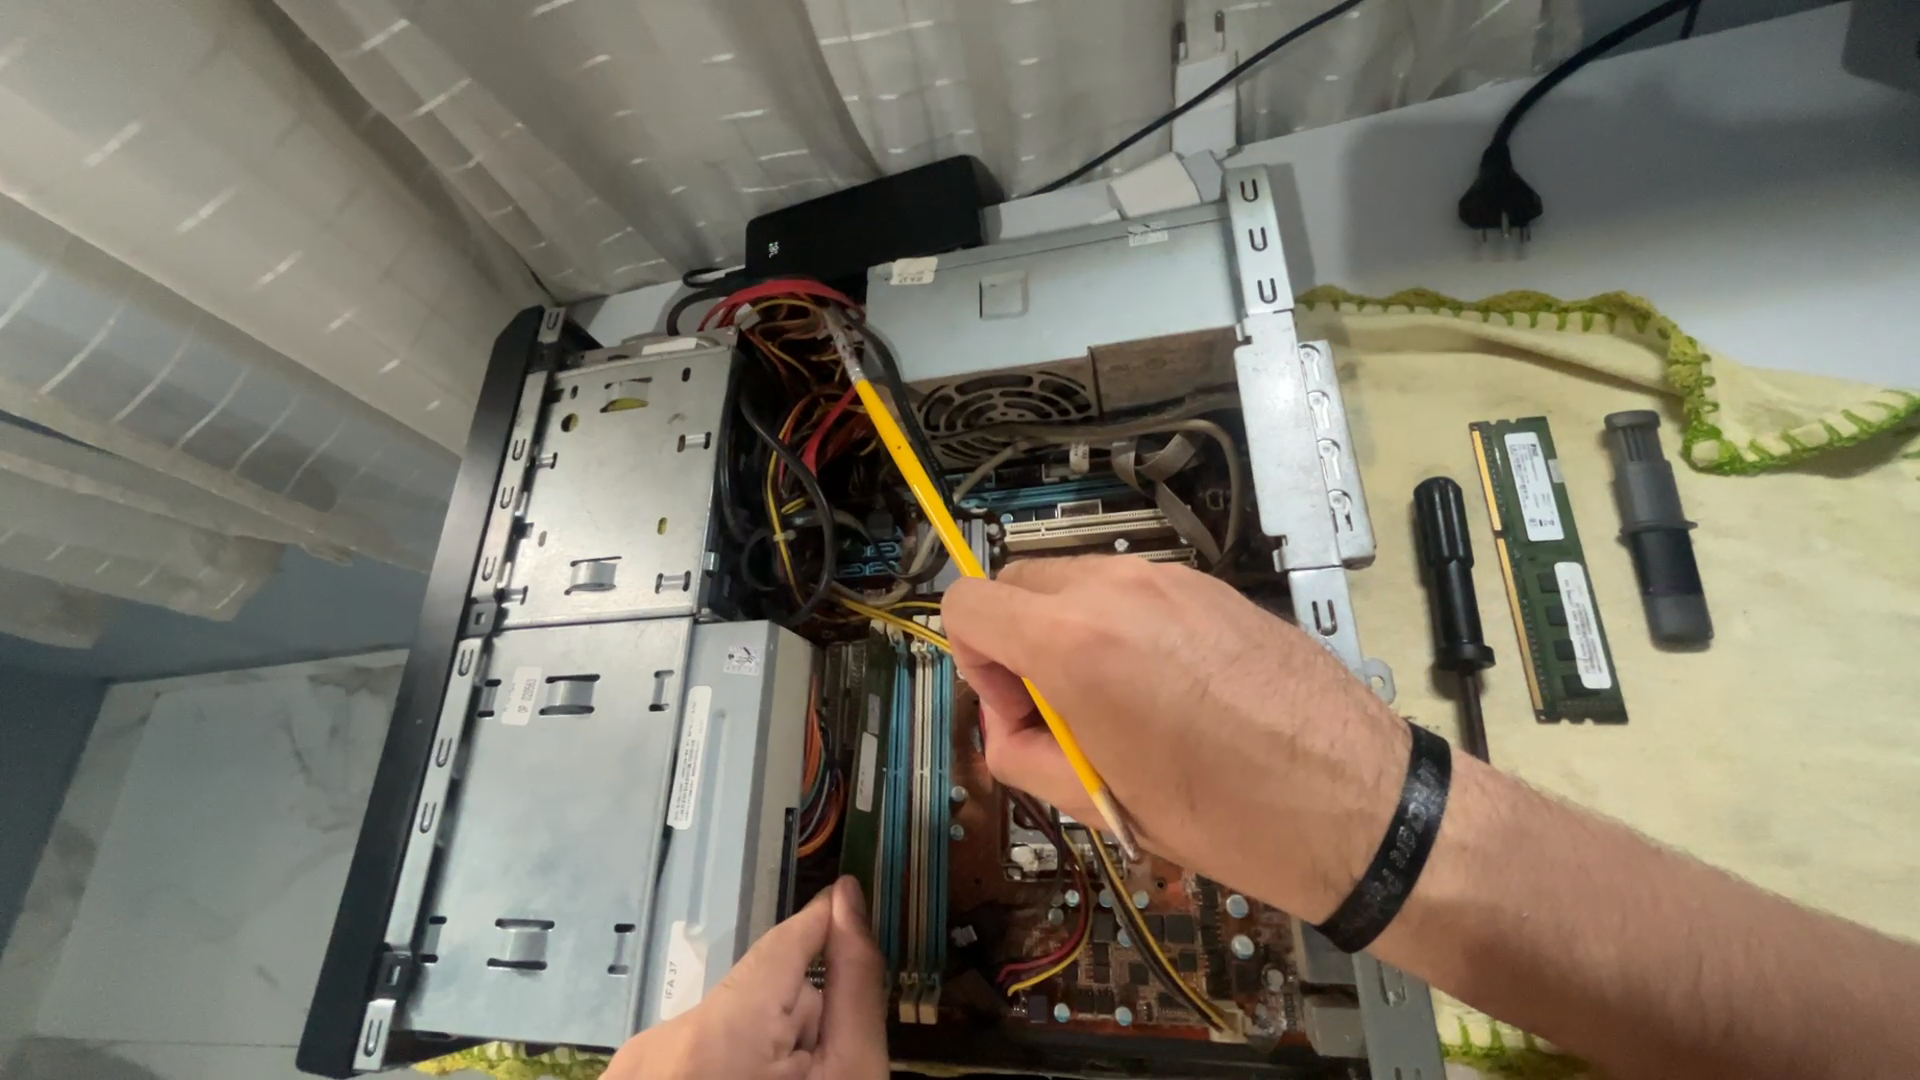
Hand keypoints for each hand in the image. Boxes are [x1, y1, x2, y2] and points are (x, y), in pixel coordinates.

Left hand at [603, 876, 886, 1079]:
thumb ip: (854, 986)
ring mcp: (630, 1068)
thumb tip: (849, 899)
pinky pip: (685, 1057)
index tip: (853, 914)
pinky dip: (717, 1073)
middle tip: (816, 1075)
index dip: (826, 923)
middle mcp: (660, 1038)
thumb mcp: (849, 1078)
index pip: (785, 941)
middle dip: (792, 1023)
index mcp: (720, 1030)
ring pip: (723, 1027)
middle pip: (757, 994)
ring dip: (755, 1054)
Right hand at [941, 555, 1409, 921]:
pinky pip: (1129, 587)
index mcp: (1075, 642)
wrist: (1359, 804)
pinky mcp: (1207, 584)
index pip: (967, 603)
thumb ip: (1018, 752)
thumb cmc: (1224, 817)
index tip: (1014, 706)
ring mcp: (1167, 578)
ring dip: (1066, 629)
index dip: (970, 657)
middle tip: (1058, 705)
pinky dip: (1118, 622)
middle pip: (1015, 582)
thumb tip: (1003, 723)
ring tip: (1115, 697)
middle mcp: (1115, 589)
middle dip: (1015, 639)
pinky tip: (1165, 683)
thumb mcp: (1096, 802)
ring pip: (1072, 580)